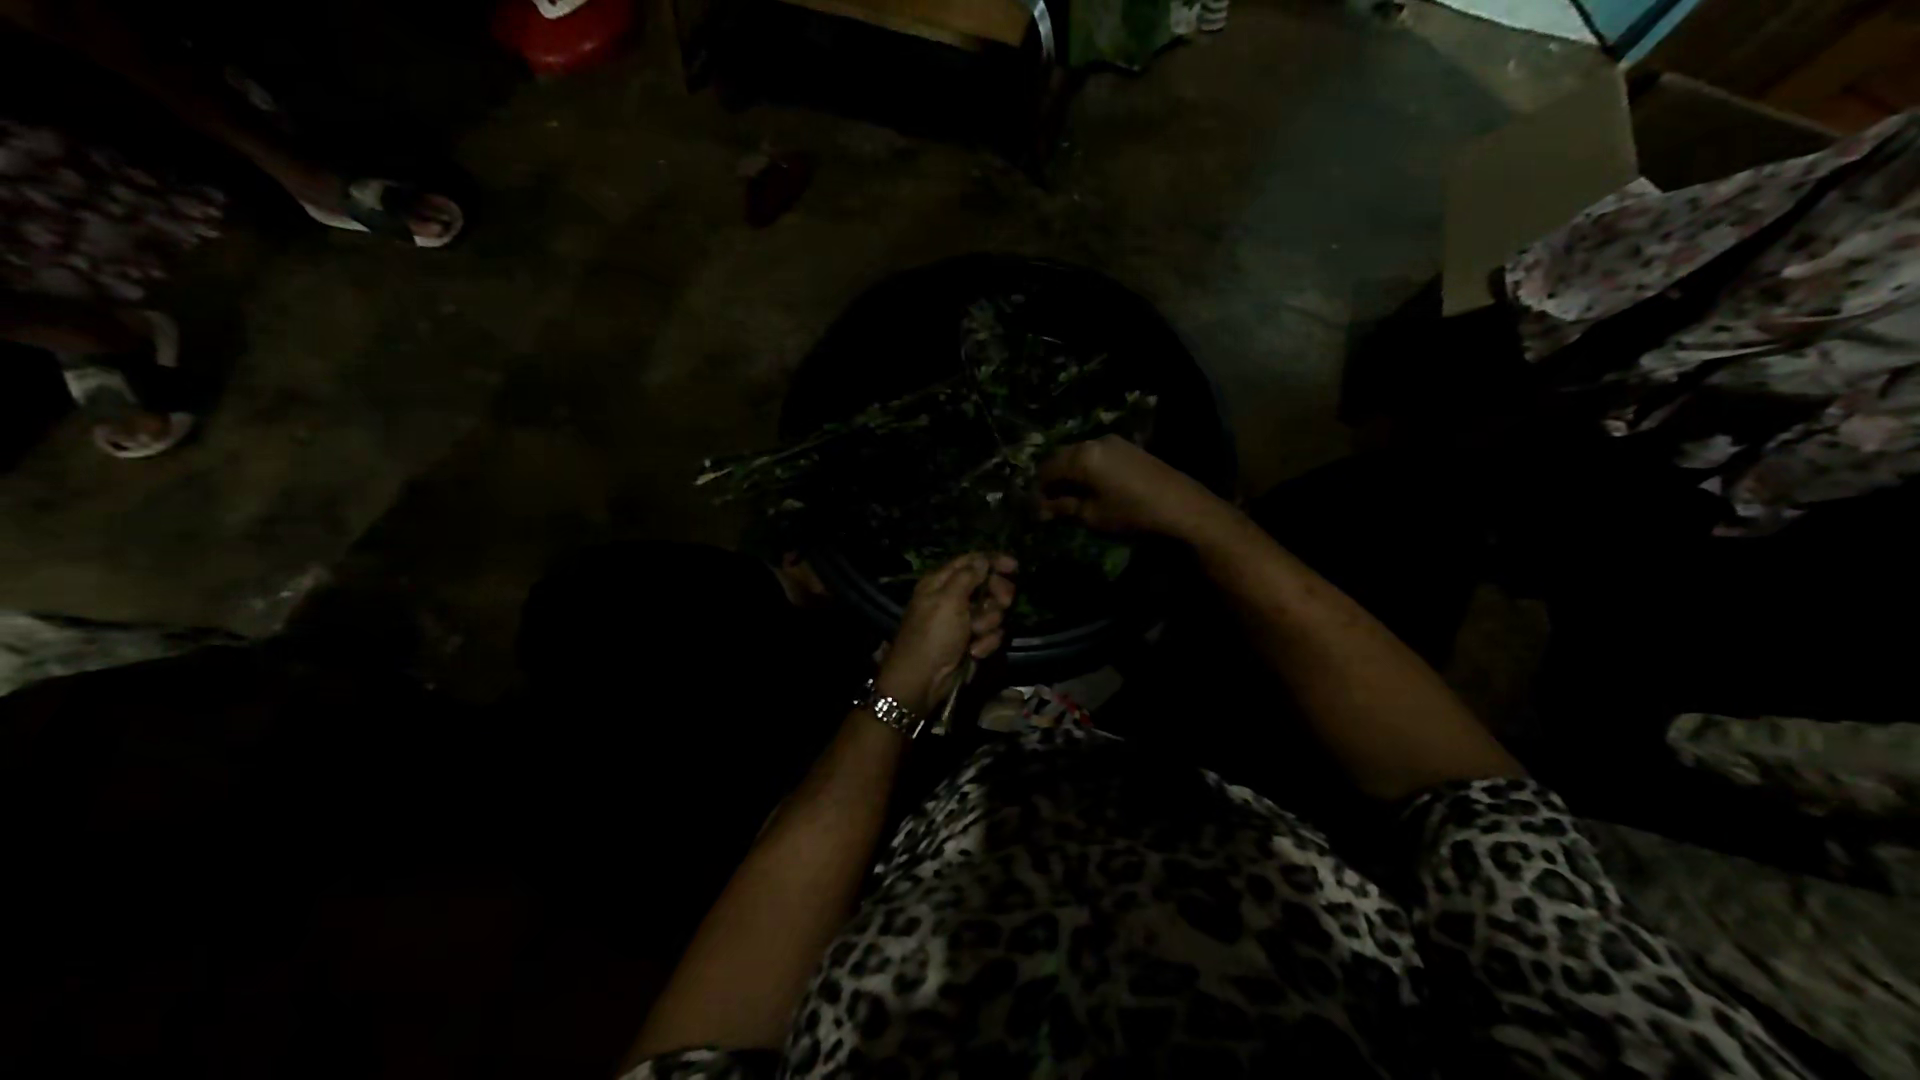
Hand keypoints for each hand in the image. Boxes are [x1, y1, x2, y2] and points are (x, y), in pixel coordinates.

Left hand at [877, 553, 1017, 716]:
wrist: (923, 680)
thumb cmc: (933, 635)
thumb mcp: (948, 600)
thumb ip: (967, 576)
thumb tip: (982, 559)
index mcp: (941, 582)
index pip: (970, 561)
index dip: (993, 561)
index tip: (1014, 567)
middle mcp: (952, 598)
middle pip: (986, 585)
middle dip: (996, 595)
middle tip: (1004, 602)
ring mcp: (962, 621)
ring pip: (992, 611)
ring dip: (988, 622)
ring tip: (976, 634)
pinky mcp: (970, 641)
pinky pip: (990, 634)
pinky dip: (985, 642)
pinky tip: (974, 651)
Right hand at [1037, 436, 1231, 538]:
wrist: (1182, 507)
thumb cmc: (1132, 513)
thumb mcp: (1092, 516)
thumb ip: (1063, 508)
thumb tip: (1041, 509)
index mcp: (1081, 456)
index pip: (1046, 469)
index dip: (1038, 490)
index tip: (1038, 509)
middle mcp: (1094, 441)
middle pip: (1061, 457)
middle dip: (1053, 479)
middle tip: (1052, 504)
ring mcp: (1114, 442)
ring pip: (1079, 454)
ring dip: (1071, 473)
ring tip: (1072, 498)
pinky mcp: (1128, 447)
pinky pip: (1096, 455)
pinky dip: (1087, 469)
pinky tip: (1093, 488)